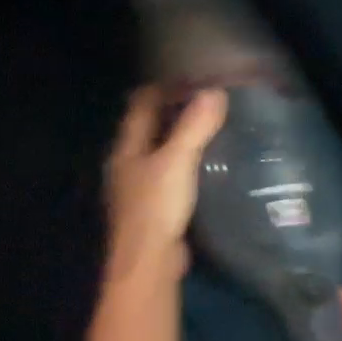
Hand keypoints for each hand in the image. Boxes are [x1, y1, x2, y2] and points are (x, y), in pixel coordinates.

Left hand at [104, 86, 227, 286]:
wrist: (148, 263)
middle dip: (173, 112)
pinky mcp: (153, 210)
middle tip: (207, 100)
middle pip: (149, 128)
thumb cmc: (156, 206)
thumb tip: (215, 92)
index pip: (140, 105)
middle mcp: (127, 165)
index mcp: (126, 147)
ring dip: (180, 141)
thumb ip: (195, 126)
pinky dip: (185, 167)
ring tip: (212, 129)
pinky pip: (169, 177)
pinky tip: (208, 167)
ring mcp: (138, 189)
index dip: (162, 87)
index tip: (190, 77)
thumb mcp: (178, 160)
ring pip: (159, 154)